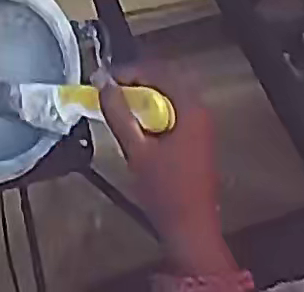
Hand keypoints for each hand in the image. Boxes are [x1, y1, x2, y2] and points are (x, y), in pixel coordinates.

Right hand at [97, 62, 238, 276]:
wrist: (192, 232)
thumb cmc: (166, 191)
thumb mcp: (136, 149)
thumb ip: (119, 113)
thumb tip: (103, 82)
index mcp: (190, 107)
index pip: (158, 71)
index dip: (129, 71)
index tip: (105, 79)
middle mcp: (199, 109)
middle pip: (164, 79)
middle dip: (135, 80)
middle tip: (110, 89)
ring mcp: (200, 123)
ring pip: (168, 94)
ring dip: (143, 95)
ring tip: (119, 104)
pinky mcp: (196, 137)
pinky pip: (172, 109)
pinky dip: (152, 109)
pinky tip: (136, 123)